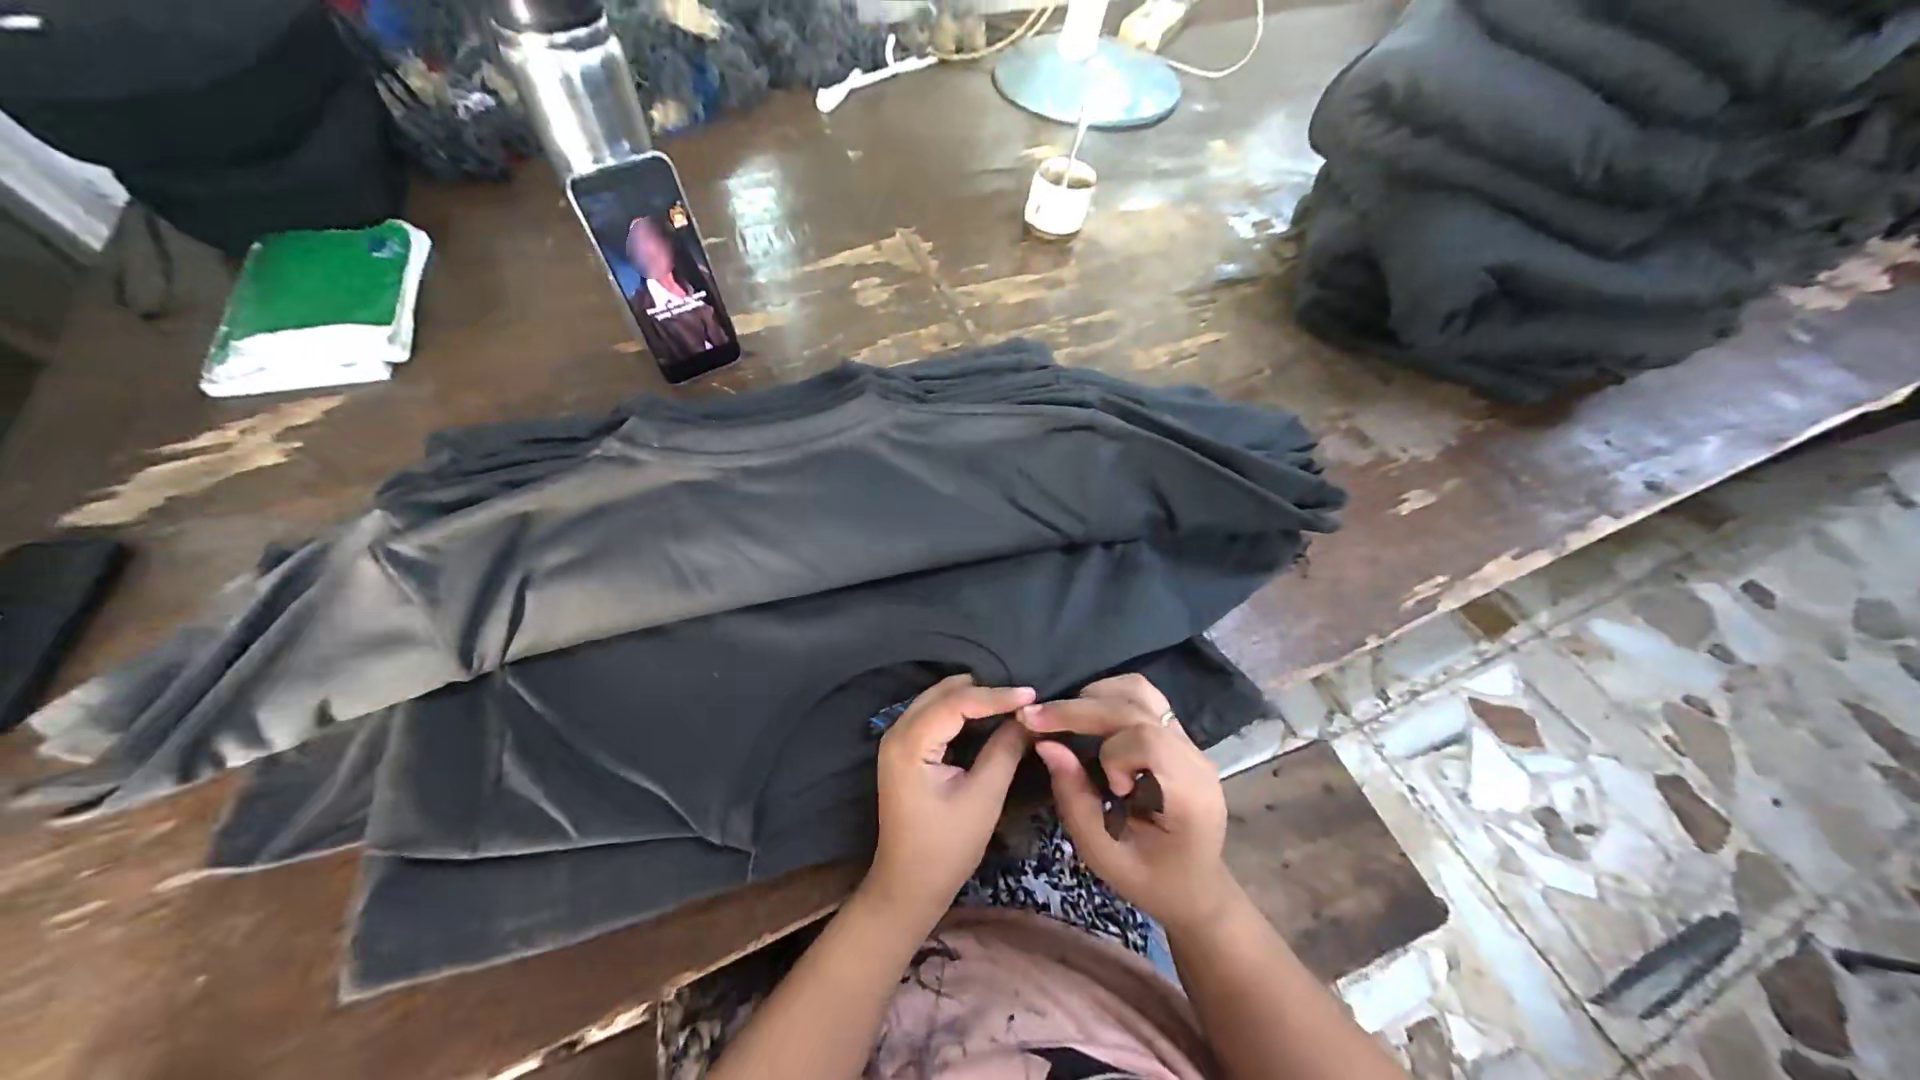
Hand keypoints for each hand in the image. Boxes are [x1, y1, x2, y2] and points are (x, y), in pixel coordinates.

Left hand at [865, 675, 1034, 919]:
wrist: (908, 884)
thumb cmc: (946, 848)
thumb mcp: (983, 798)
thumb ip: (1004, 750)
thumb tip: (1028, 718)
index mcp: (909, 744)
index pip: (957, 702)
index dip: (996, 695)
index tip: (1032, 694)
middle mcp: (896, 732)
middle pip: (944, 693)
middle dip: (985, 690)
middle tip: (1024, 699)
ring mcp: (896, 738)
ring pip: (938, 698)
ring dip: (974, 697)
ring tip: (1012, 703)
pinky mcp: (904, 748)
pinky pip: (934, 713)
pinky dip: (962, 710)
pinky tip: (988, 715)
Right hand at [1018, 674, 1235, 932]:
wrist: (1195, 887)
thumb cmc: (1151, 879)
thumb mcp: (1105, 855)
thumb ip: (1075, 800)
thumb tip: (1046, 745)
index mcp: (1189, 794)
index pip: (1149, 740)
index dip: (1114, 751)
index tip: (1107, 785)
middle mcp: (1194, 758)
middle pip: (1137, 706)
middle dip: (1080, 709)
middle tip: (1034, 718)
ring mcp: (1190, 741)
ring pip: (1140, 691)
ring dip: (1095, 697)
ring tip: (1065, 719)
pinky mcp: (1178, 734)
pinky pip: (1144, 697)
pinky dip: (1109, 697)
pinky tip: (1087, 717)